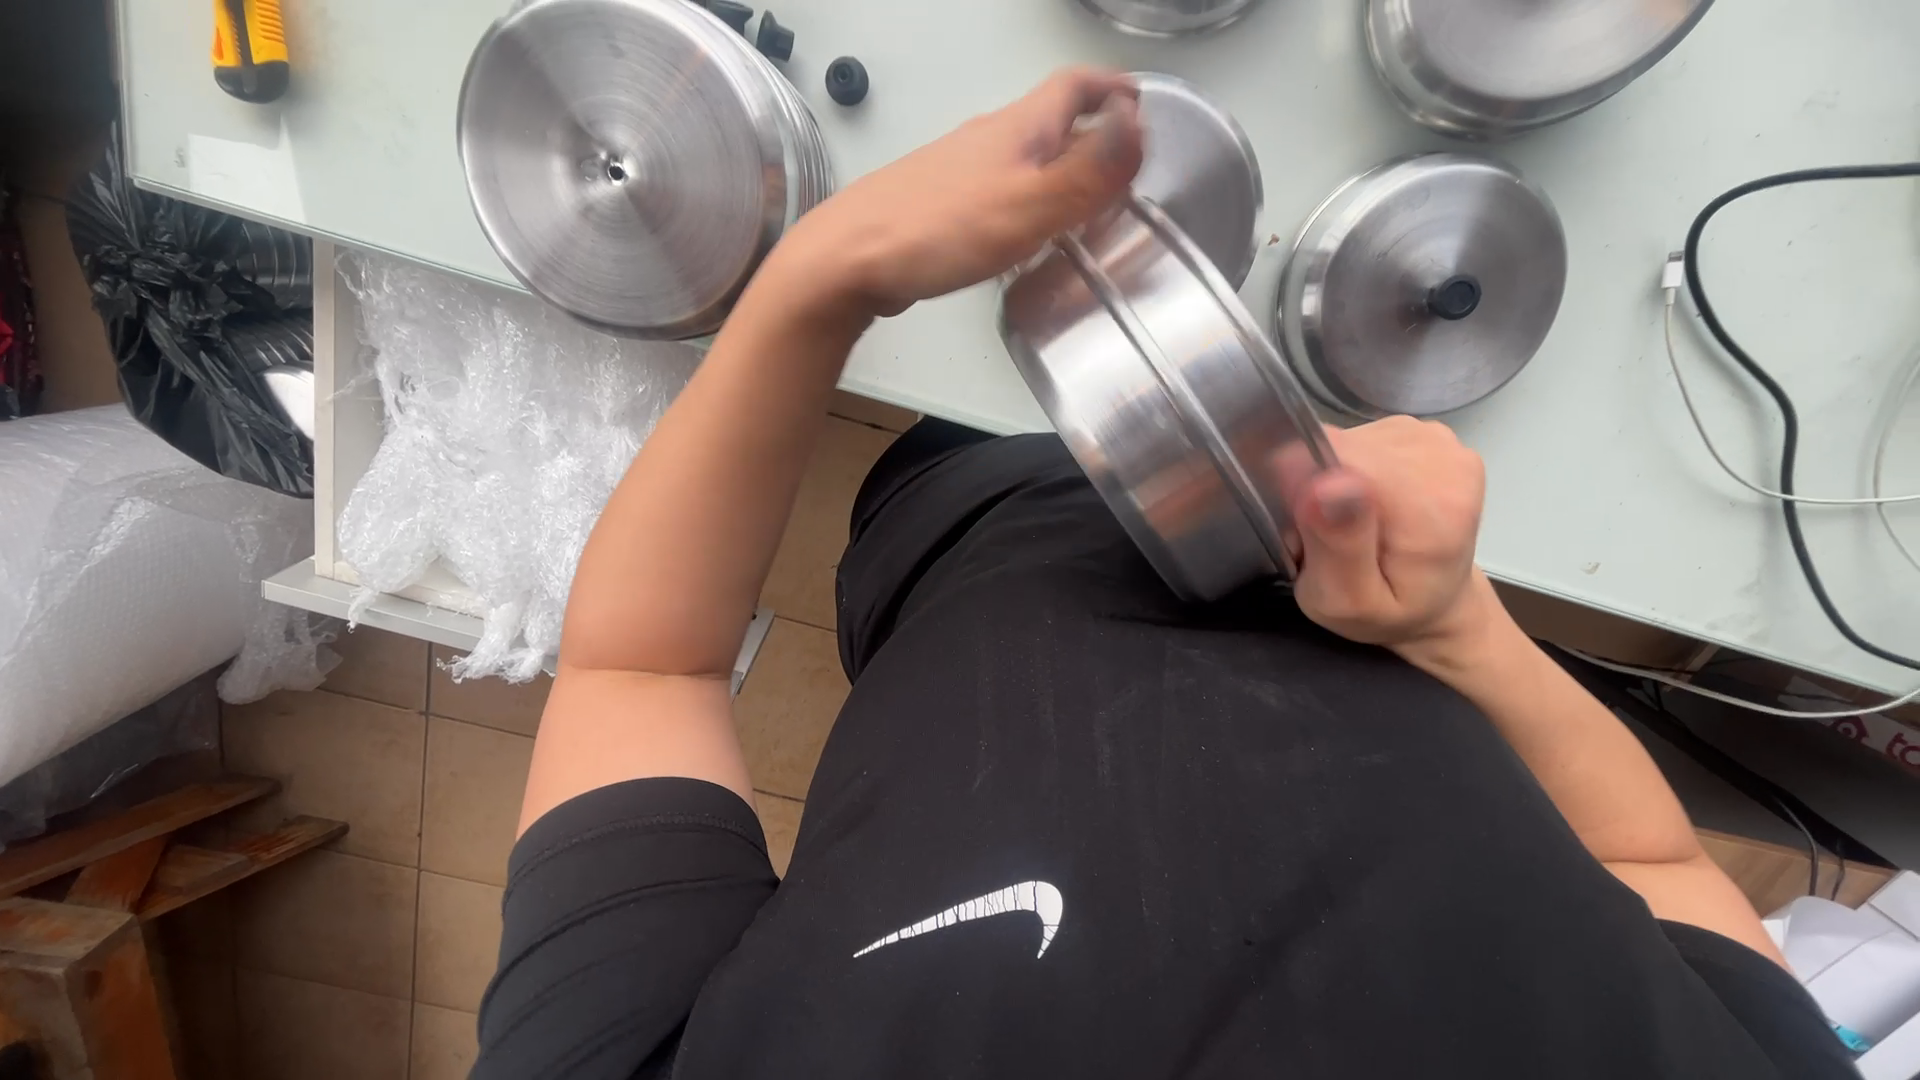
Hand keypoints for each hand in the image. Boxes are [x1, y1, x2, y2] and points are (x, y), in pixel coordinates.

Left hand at [770, 68, 1142, 319]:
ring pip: (1022, 158)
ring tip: (1083, 205)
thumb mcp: (1030, 203)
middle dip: (1090, 133)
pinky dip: (1026, 202)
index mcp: (1019, 128)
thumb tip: (1139, 126)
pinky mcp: (939, 206)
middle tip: (1121, 167)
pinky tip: (1026, 236)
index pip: (1075, 85)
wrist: (852, 258)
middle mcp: (989, 139)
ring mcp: (959, 171)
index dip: (1113, 89)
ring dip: (1058, 170)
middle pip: (1049, 120)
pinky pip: (997, 191)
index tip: (1141, 110)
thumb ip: (1087, 172)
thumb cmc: (943, 228)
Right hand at [1275, 416, 1498, 668]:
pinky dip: (1344, 470)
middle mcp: (1442, 458)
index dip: (1304, 492)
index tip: (1305, 538)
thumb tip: (1325, 483)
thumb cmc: (1387, 613)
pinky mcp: (1422, 433)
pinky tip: (1356, 503)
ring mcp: (1436, 439)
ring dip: (1327, 480)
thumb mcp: (1347, 603)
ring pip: (1343, 442)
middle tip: (1321, 540)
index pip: (1339, 460)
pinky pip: (1357, 440)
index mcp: (1433, 505)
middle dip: (1313, 488)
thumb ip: (1337, 547)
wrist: (1437, 603)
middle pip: (1338, 449)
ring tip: (1339, 525)